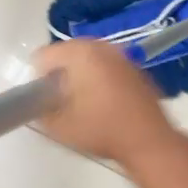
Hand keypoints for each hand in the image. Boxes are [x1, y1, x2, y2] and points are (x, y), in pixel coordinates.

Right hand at [34, 39, 182, 166]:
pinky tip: (103, 101)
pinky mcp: (135, 68)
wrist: (149, 140)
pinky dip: (99, 76)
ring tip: (81, 101)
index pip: (43, 56)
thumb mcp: (60, 127)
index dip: (38, 78)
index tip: (45, 99)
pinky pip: (107, 65)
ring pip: (88, 58)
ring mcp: (121, 55)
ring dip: (80, 74)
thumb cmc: (102, 130)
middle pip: (67, 52)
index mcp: (80, 53)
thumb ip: (41, 111)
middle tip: (61, 100)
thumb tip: (38, 103)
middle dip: (60, 73)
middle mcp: (101, 46)